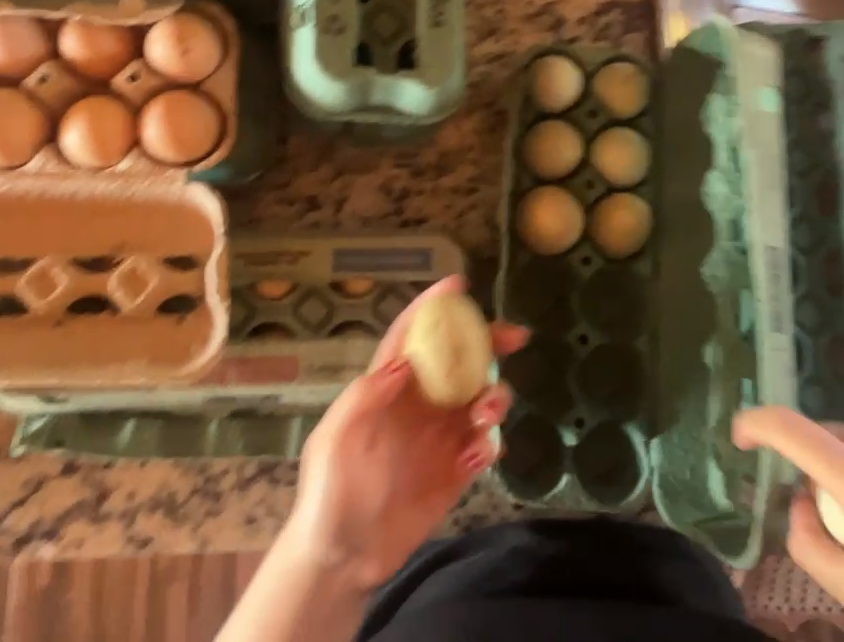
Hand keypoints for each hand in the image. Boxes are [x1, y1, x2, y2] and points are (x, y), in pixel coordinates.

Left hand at [281, 276, 527, 592]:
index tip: (458, 285)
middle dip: (487, 344)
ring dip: (494, 396)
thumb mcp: (335, 440)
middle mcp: (417, 406)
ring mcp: (439, 438)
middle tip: (514, 337)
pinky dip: (491, 443)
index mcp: (385, 391)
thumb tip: (405, 363)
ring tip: (488, 412)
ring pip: (479, 399)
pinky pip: (485, 445)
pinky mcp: (456, 472)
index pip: (410, 339)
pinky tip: (478, 456)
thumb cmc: (328, 493)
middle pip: (458, 362)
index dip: (432, 310)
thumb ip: (365, 398)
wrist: (342, 558)